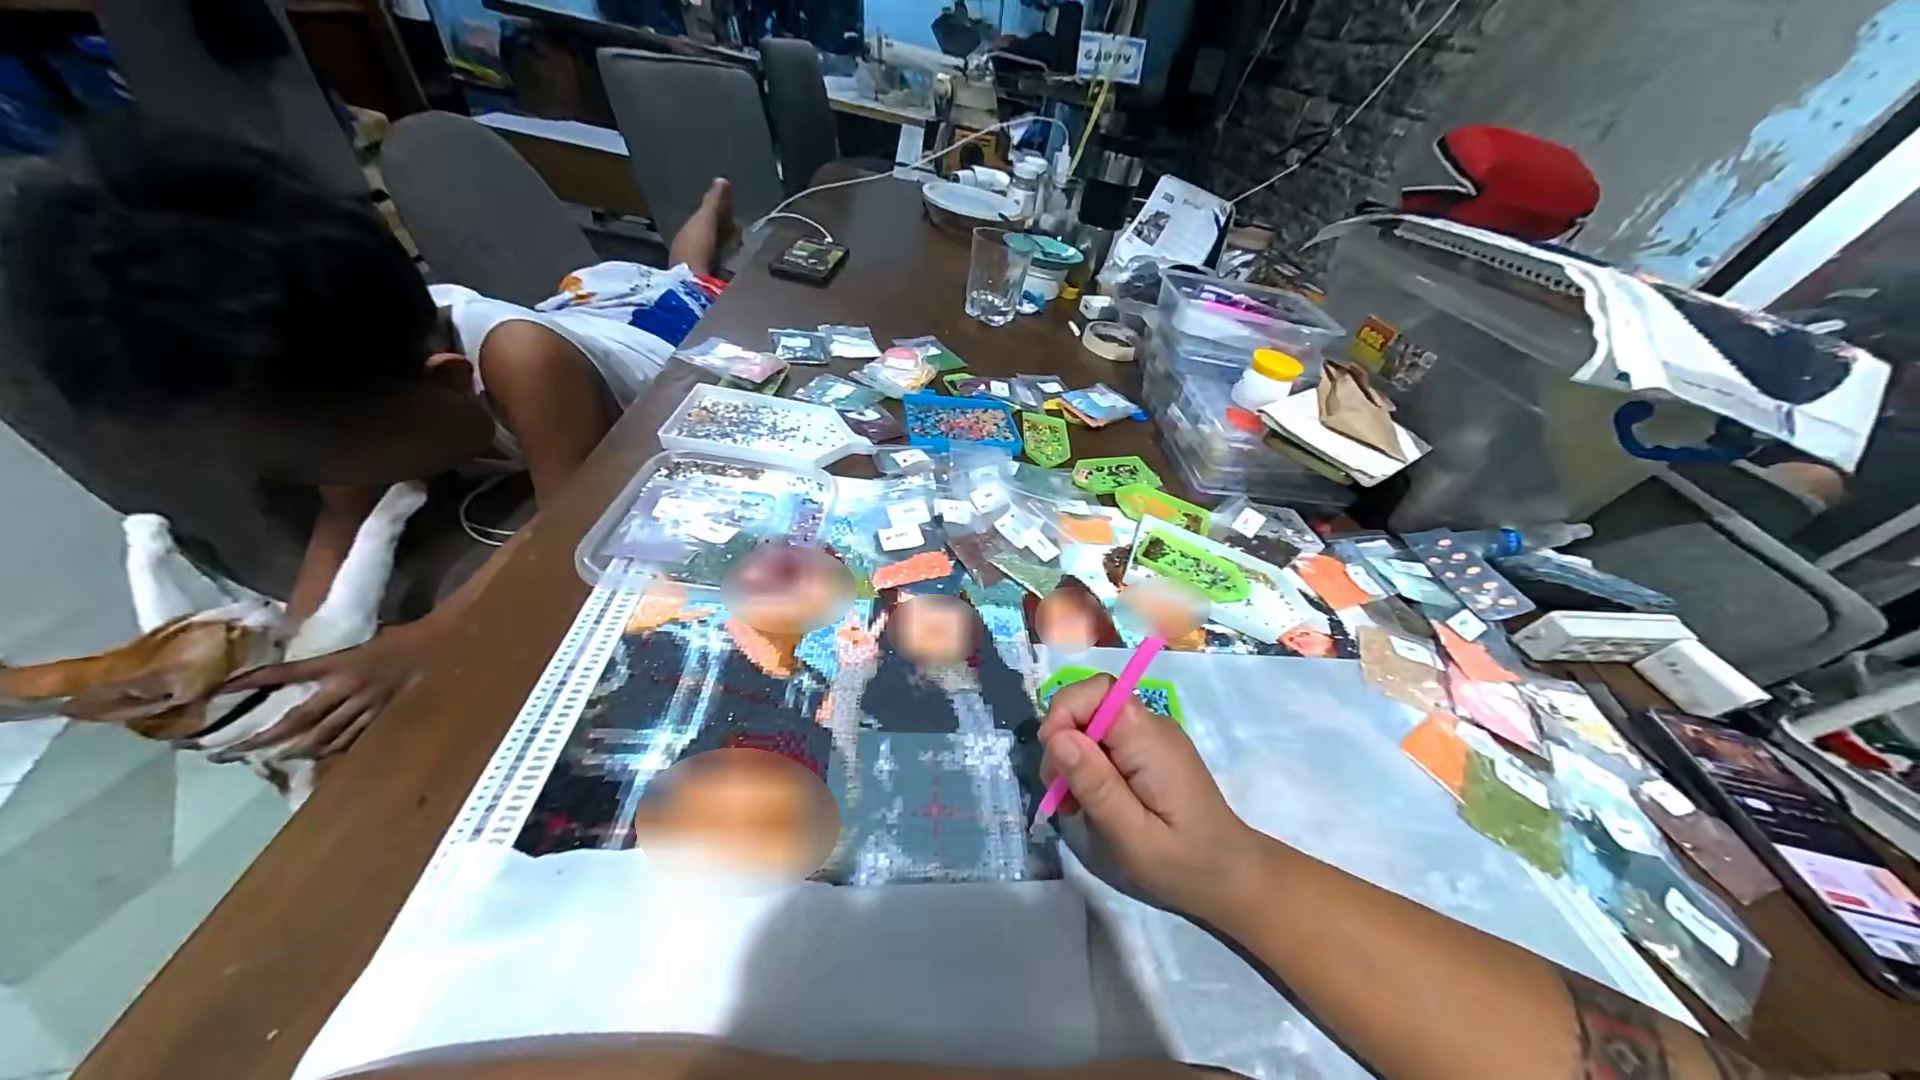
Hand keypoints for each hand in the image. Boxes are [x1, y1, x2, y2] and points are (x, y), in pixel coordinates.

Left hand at [221, 621, 437, 758]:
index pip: (290, 673)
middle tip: (237, 751)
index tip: (222, 690)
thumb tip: (300, 665)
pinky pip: (354, 737)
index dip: (257, 680)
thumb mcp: (362, 641)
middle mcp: (349, 687)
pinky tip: (321, 754)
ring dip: (299, 748)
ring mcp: (368, 704)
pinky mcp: (384, 713)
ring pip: (326, 734)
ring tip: (278, 758)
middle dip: (268, 736)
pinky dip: (334, 748)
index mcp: (340, 664)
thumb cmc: (399, 638)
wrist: (438, 644)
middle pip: (302, 718)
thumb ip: (333, 658)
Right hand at [1039, 675, 1266, 919]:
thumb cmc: (1183, 863)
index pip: (1098, 690)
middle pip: (1090, 705)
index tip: (1054, 761)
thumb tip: (1056, 737)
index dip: (1065, 713)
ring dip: (1071, 759)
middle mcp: (1151, 726)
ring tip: (1071, 805)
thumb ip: (1094, 784)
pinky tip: (1088, 802)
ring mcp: (1150, 738)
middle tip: (1059, 793)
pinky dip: (1087, 767)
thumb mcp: (1131, 834)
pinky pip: (1105, 743)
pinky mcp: (1147, 754)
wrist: (1232, 879)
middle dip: (1062, 742)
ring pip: (1092, 725)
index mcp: (1149, 738)